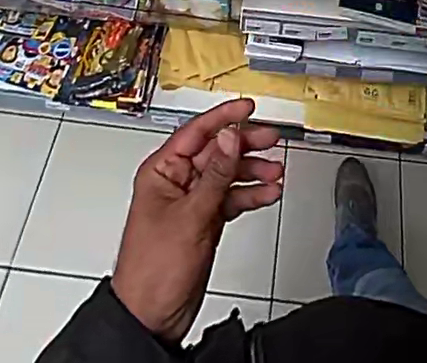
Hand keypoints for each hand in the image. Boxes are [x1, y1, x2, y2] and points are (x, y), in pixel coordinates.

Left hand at [112, 98, 283, 342]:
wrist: (151, 318)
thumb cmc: (152, 271)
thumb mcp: (190, 216)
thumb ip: (215, 174)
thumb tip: (229, 137)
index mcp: (162, 171)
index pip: (197, 132)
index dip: (224, 116)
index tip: (247, 107)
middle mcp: (177, 181)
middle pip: (217, 150)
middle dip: (245, 144)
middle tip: (270, 138)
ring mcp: (192, 200)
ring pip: (228, 173)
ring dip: (252, 171)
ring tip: (274, 171)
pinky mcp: (205, 219)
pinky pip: (231, 197)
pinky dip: (250, 194)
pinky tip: (267, 193)